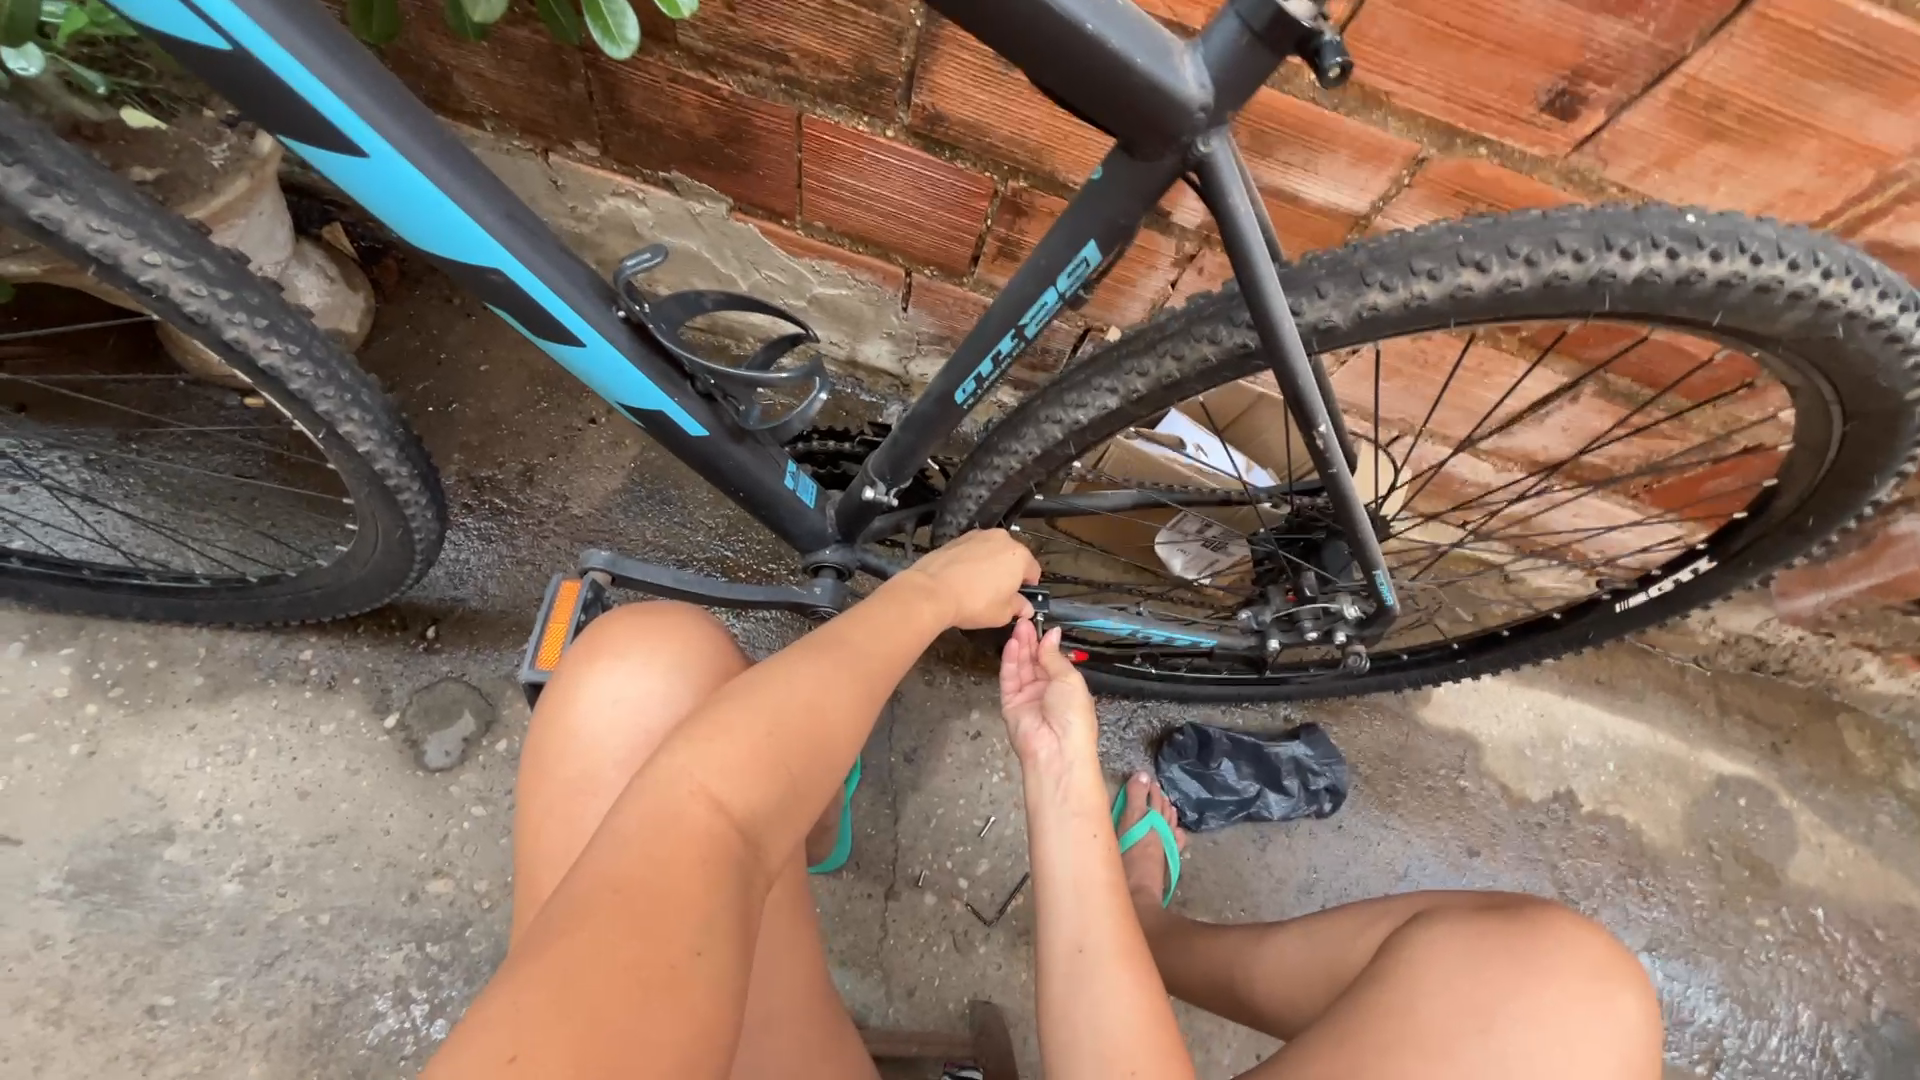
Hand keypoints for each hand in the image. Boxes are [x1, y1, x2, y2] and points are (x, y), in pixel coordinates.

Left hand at [900, 529, 1040, 629]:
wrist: (932, 591)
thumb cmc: (973, 603)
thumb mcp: (1003, 613)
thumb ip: (1018, 607)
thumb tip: (1025, 607)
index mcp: (1019, 556)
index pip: (1034, 571)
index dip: (1028, 587)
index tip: (1020, 598)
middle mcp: (1001, 539)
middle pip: (1013, 557)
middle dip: (1009, 573)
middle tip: (999, 594)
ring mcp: (978, 536)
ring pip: (992, 551)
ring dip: (990, 565)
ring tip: (978, 587)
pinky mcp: (957, 539)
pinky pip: (973, 550)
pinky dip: (972, 561)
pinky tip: (963, 579)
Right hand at [999, 618, 1097, 767]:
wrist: (1056, 750)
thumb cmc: (1073, 715)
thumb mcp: (1070, 679)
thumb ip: (1054, 656)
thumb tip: (1052, 635)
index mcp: (1066, 687)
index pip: (1052, 660)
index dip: (1047, 644)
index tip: (1042, 626)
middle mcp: (1046, 691)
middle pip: (1035, 661)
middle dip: (1030, 641)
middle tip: (1025, 621)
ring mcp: (1027, 697)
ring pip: (1021, 667)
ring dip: (1019, 647)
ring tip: (1018, 627)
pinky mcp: (1010, 703)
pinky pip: (1009, 678)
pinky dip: (1009, 661)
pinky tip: (1011, 644)